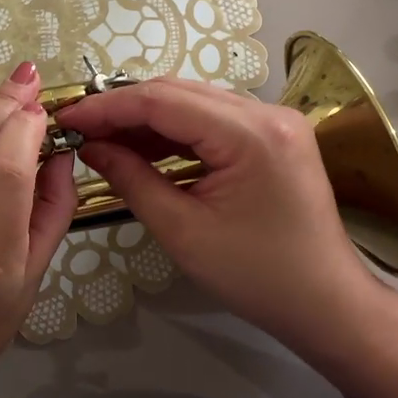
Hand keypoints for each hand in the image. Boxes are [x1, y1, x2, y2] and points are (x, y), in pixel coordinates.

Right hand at [54, 78, 378, 347]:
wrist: (330, 306)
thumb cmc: (258, 276)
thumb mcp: (183, 231)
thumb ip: (131, 179)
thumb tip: (89, 147)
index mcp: (251, 135)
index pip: (162, 101)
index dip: (108, 107)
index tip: (68, 119)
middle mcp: (266, 113)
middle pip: (176, 91)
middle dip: (121, 107)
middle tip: (79, 128)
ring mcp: (273, 120)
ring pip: (190, 100)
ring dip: (143, 117)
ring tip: (101, 137)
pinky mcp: (272, 134)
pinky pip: (208, 117)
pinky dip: (170, 129)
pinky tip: (139, 146)